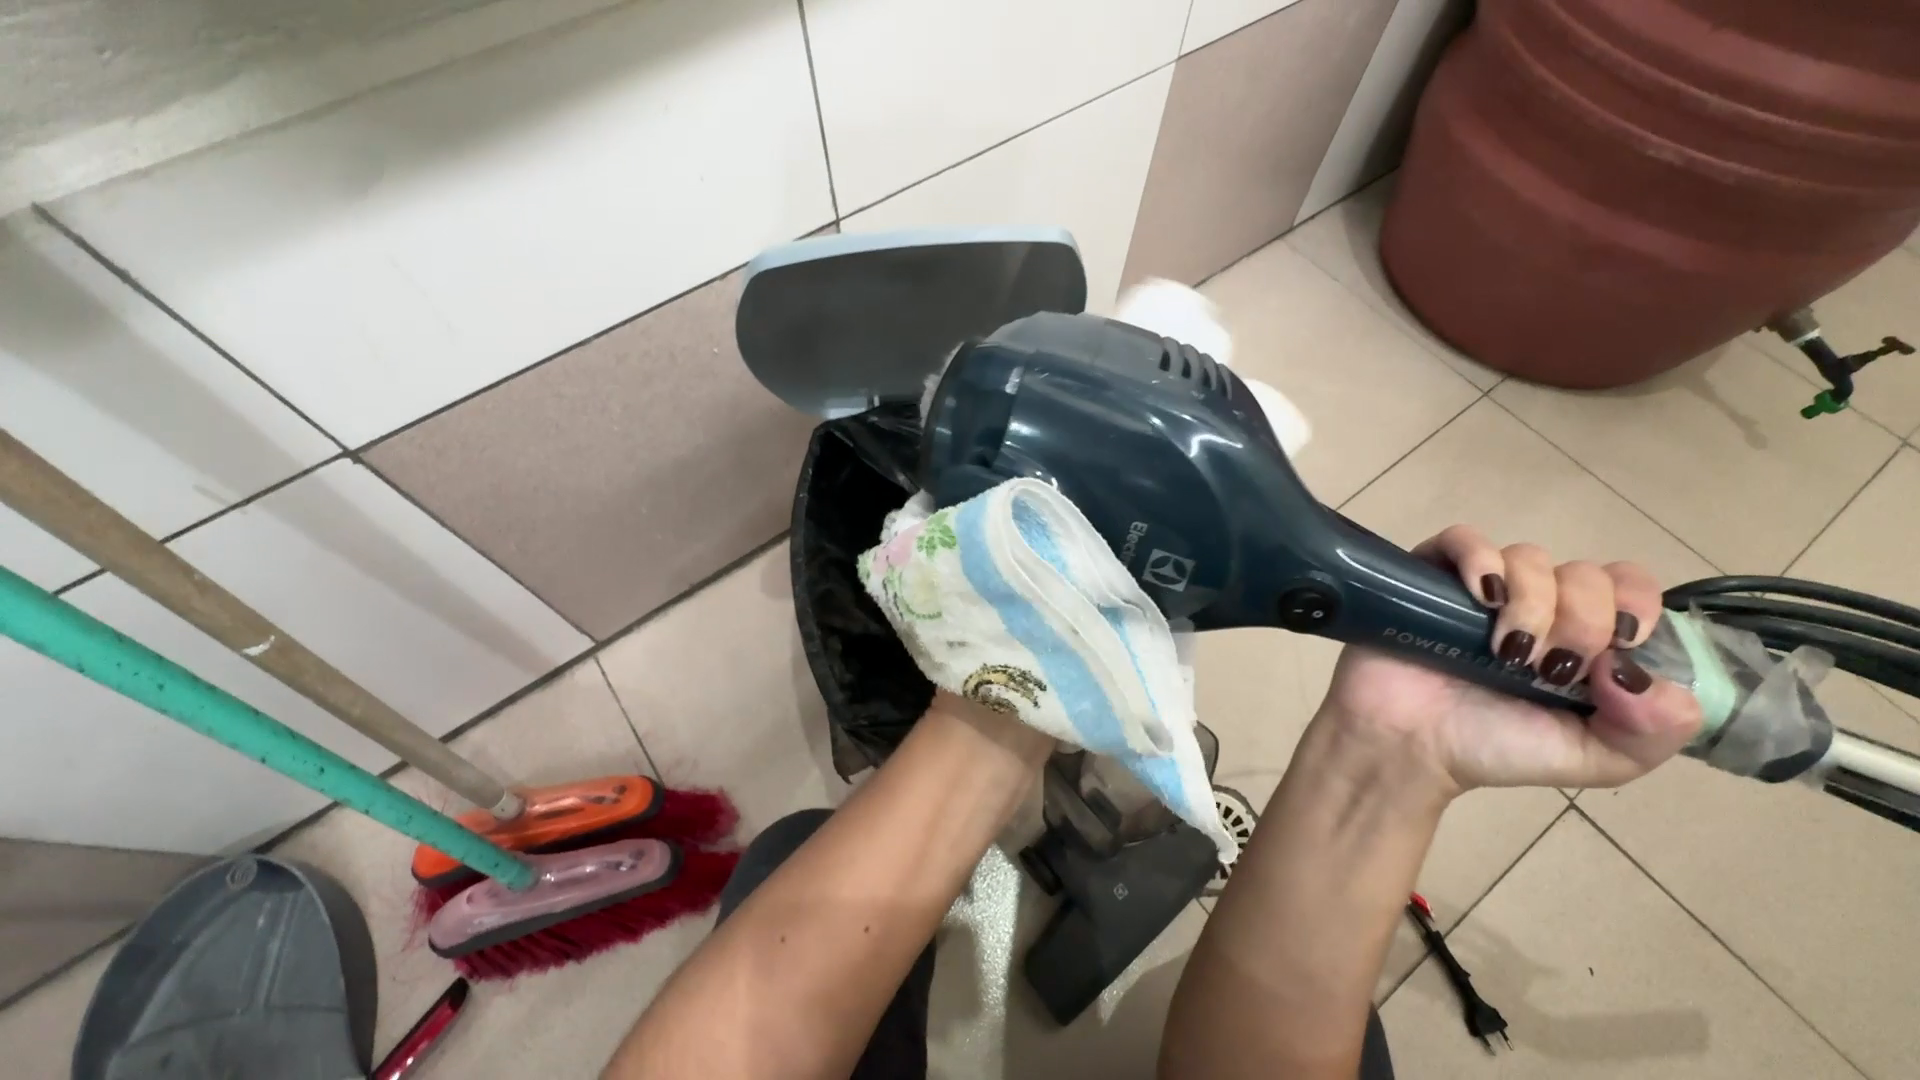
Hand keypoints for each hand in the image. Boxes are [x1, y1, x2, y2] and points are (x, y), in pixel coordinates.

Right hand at [1319, 525, 1701, 795]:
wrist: (1407, 746)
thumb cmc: (1491, 748)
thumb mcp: (1593, 759)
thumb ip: (1650, 732)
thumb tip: (1649, 679)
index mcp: (1581, 639)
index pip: (1629, 587)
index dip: (1634, 606)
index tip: (1617, 648)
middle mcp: (1537, 605)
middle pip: (1584, 573)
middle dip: (1579, 620)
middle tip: (1547, 666)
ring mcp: (1481, 590)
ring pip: (1529, 557)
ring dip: (1531, 602)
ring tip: (1504, 650)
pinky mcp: (1429, 576)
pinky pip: (1463, 539)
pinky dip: (1479, 559)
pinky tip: (1481, 597)